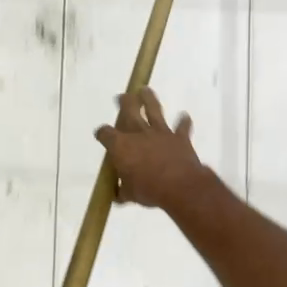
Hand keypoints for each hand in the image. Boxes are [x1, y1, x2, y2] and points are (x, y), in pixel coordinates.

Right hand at [95, 88, 208, 207]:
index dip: (102, 133)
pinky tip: (185, 116)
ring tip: (145, 90)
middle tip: (122, 96)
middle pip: (128, 110)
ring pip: (154, 109)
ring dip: (149, 99)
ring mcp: (160, 133)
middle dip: (124, 102)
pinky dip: (184, 122)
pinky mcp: (179, 138)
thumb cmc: (148, 190)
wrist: (180, 187)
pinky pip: (182, 127)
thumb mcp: (129, 195)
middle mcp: (138, 133)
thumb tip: (118, 196)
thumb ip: (123, 192)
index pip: (105, 133)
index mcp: (120, 146)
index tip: (101, 135)